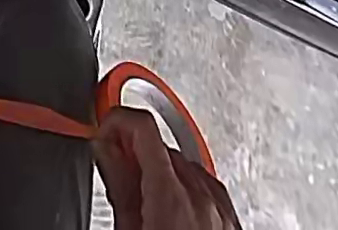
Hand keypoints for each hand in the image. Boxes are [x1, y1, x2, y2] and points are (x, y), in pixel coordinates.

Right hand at [93, 108, 239, 229]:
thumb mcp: (128, 228)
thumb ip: (117, 182)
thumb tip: (103, 144)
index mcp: (171, 194)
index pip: (142, 124)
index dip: (116, 119)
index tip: (104, 130)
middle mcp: (202, 196)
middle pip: (160, 144)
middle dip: (134, 151)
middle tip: (118, 169)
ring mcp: (222, 210)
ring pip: (183, 162)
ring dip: (160, 169)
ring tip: (144, 194)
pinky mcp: (234, 222)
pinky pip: (207, 184)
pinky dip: (187, 185)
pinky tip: (174, 200)